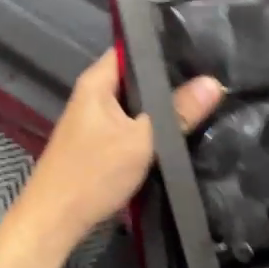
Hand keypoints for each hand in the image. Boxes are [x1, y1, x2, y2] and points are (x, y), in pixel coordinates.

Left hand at [20, 50, 223, 240]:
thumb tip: (214, 83)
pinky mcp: (101, 142)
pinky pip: (133, 124)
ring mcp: (97, 119)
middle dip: (170, 78)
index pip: (134, 47)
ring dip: (162, 105)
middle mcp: (94, 94)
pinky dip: (152, 126)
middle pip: (139, 76)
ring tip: (204, 95)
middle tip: (211, 73)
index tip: (199, 46)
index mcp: (97, 81)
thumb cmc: (93, 173)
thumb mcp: (143, 140)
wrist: (53, 223)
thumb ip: (179, 111)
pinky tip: (179, 128)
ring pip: (138, 103)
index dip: (164, 44)